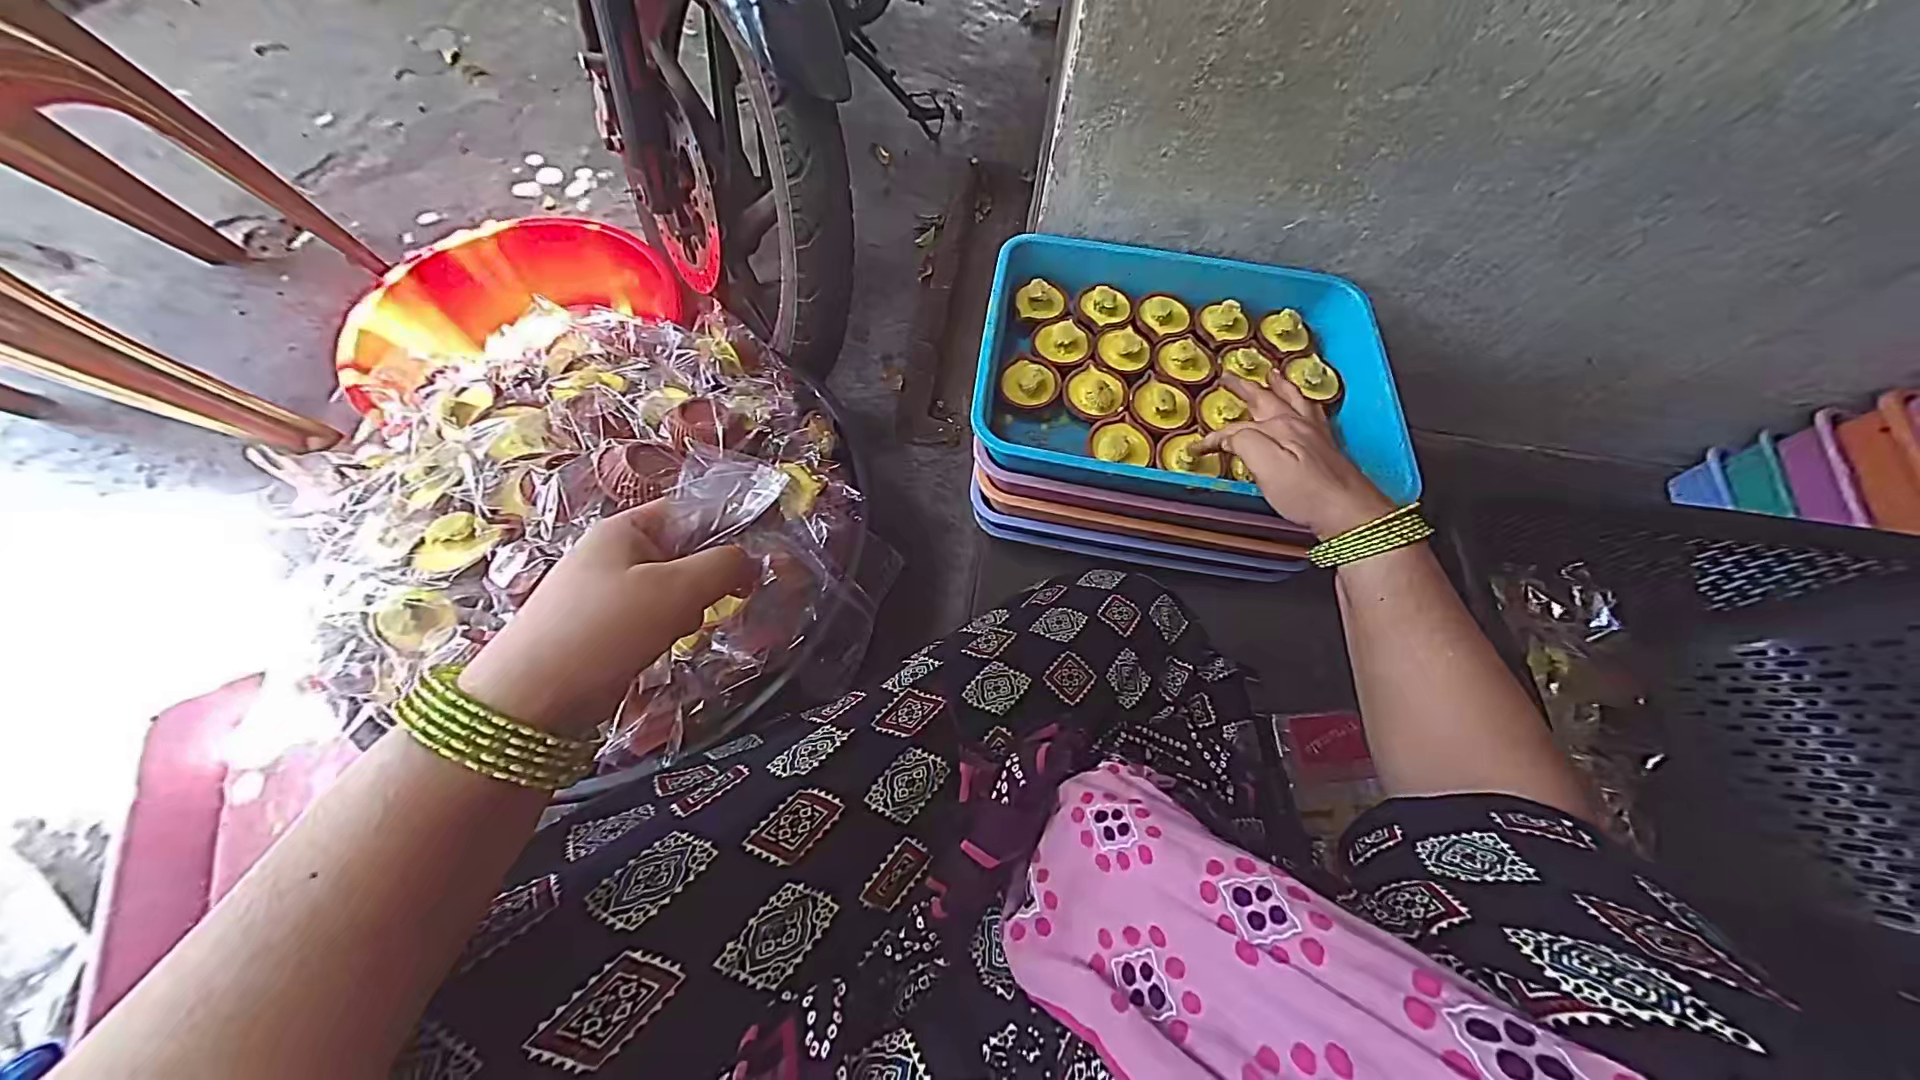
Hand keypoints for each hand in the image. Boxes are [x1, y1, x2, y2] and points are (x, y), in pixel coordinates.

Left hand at [456, 500, 756, 735]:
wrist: (531, 701)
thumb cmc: (606, 629)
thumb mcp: (676, 589)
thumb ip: (723, 566)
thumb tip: (752, 560)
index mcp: (624, 528)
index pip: (690, 512)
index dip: (726, 530)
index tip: (755, 559)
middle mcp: (613, 553)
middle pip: (684, 552)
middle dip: (706, 578)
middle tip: (714, 600)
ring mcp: (607, 590)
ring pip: (673, 588)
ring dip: (688, 607)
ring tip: (678, 628)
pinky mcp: (606, 626)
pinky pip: (655, 615)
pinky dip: (667, 627)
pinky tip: (662, 644)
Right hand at [1196, 373, 1394, 537]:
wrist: (1348, 511)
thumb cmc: (1308, 494)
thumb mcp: (1266, 467)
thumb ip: (1244, 444)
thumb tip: (1230, 436)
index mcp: (1279, 428)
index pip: (1237, 428)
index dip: (1216, 437)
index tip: (1201, 447)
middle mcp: (1298, 425)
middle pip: (1267, 398)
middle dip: (1245, 388)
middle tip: (1230, 379)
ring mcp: (1315, 434)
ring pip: (1293, 399)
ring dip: (1278, 386)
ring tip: (1271, 376)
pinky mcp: (1326, 447)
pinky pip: (1311, 412)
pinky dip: (1302, 401)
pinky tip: (1303, 406)